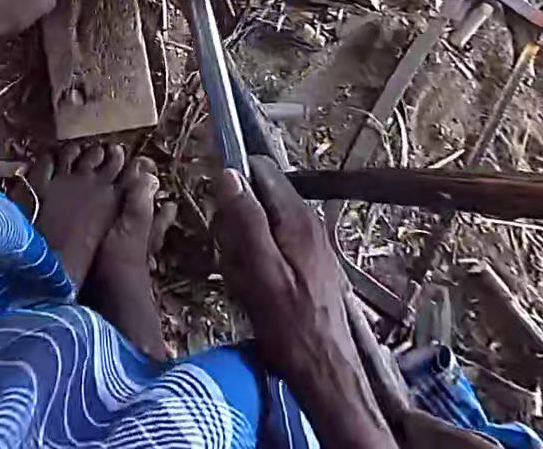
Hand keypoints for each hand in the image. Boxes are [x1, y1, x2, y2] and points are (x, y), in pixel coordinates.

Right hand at [216, 160, 454, 448]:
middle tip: (230, 250)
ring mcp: (308, 243)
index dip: (234, 176)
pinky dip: (254, 257)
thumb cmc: (290, 322)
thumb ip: (245, 218)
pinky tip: (252, 285)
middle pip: (257, 194)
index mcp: (296, 216)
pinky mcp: (306, 263)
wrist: (326, 375)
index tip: (216, 199)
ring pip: (260, 220)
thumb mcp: (260, 268)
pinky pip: (269, 243)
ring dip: (241, 240)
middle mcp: (306, 222)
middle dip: (235, 216)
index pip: (261, 167)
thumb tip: (229, 173)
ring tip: (240, 274)